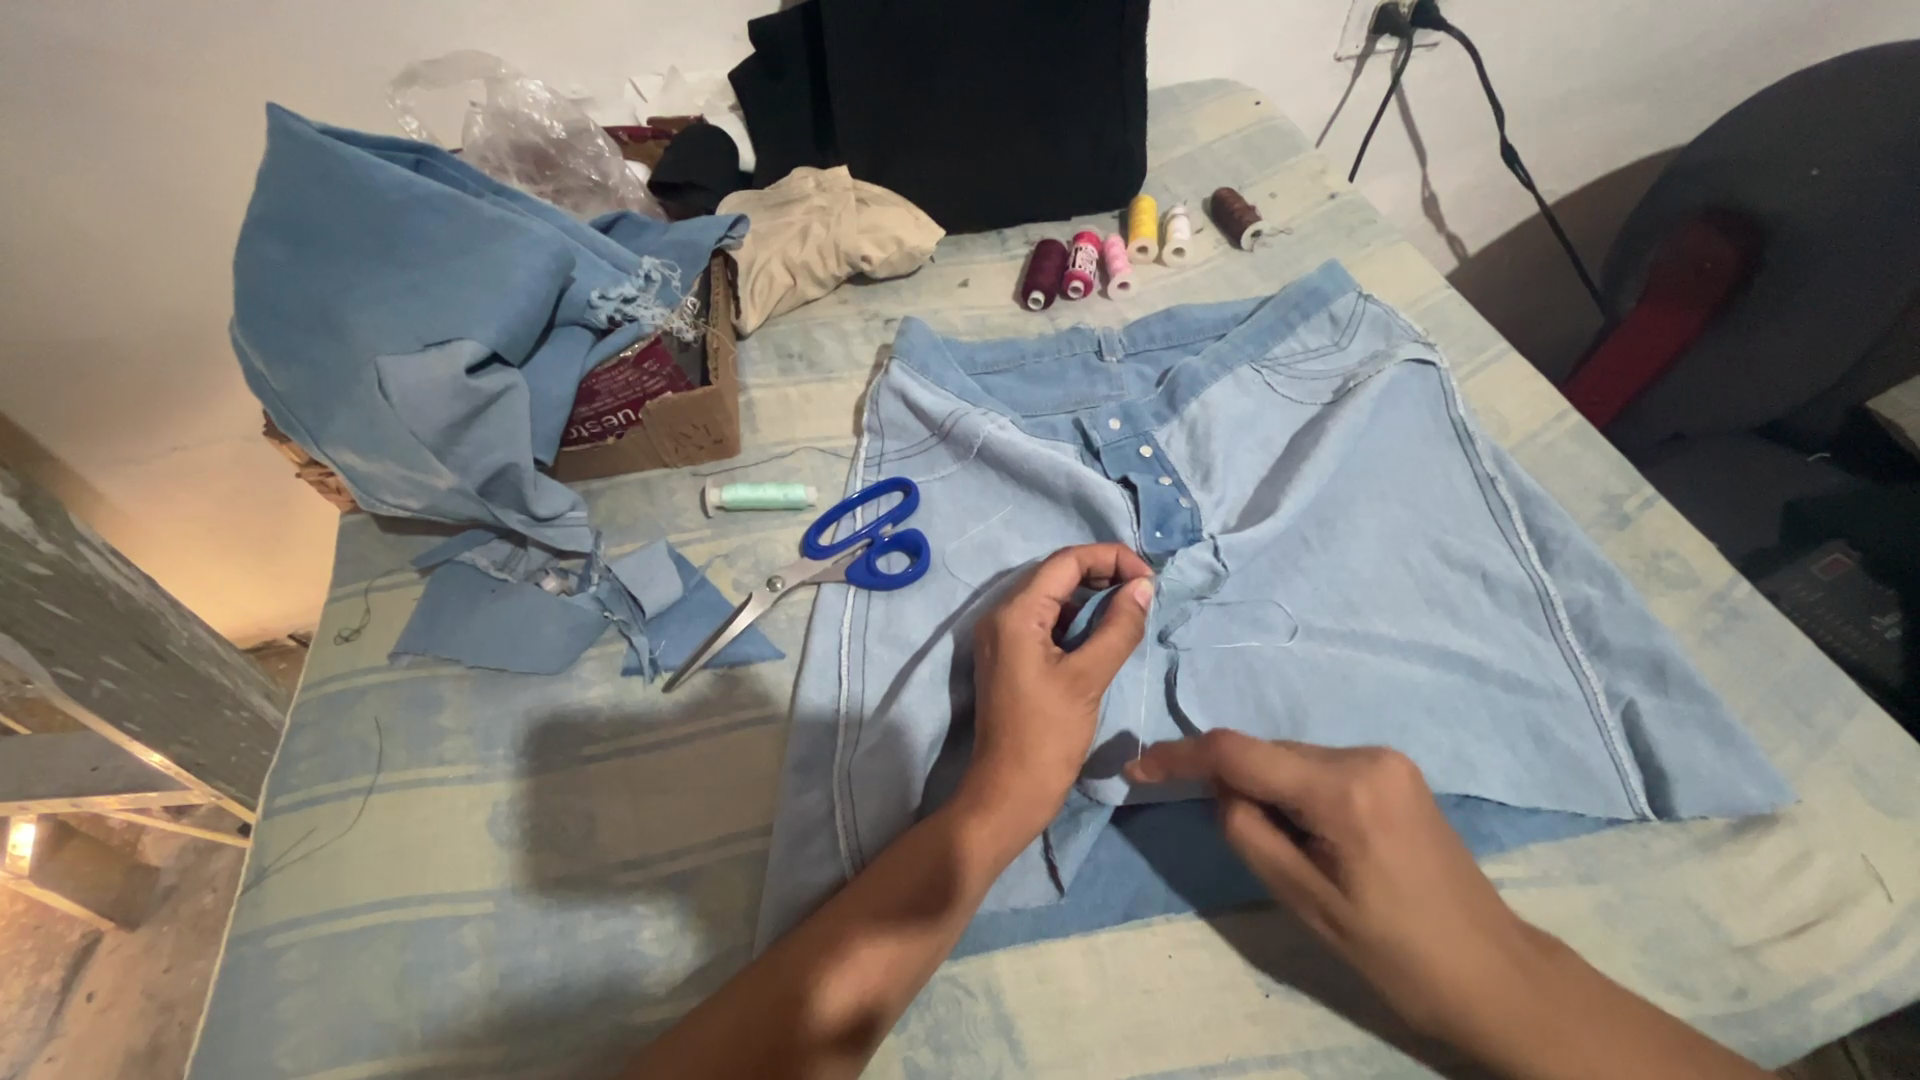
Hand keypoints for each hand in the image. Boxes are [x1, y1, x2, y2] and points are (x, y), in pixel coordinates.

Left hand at [963, 544, 1153, 839]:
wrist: (1008, 791)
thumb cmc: (1047, 736)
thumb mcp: (1088, 678)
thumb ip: (1118, 627)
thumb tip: (1143, 587)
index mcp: (1015, 613)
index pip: (1066, 562)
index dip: (1110, 559)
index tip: (1149, 578)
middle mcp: (1001, 615)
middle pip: (1056, 575)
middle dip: (1102, 575)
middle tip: (1144, 592)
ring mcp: (1002, 636)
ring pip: (1052, 598)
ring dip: (1091, 597)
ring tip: (1131, 609)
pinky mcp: (1009, 656)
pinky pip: (1045, 622)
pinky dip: (1077, 620)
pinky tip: (1105, 632)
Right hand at [1124, 732, 1555, 1043]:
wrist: (1492, 972)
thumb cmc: (1394, 950)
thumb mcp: (1302, 900)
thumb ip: (1245, 829)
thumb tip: (1218, 786)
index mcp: (1344, 788)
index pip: (1238, 752)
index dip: (1180, 755)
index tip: (1137, 768)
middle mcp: (1365, 754)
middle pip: (1265, 753)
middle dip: (1232, 783)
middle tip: (1229, 836)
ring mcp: (1385, 758)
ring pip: (1289, 759)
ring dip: (1265, 790)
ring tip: (1286, 851)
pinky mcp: (1393, 771)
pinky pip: (1316, 767)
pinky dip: (1294, 792)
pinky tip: (1310, 835)